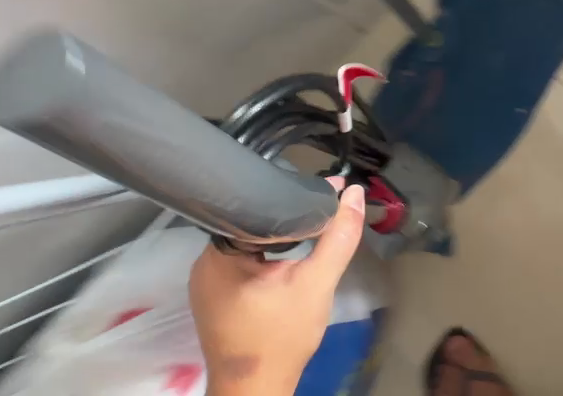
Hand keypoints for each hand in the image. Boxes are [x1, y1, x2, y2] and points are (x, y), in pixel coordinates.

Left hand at [188, 184, 365, 395]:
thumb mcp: (317, 283)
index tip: (332, 188)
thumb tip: (356, 193)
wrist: (256, 394)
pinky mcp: (215, 294)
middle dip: (295, 211)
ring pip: (253, 237)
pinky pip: (246, 256)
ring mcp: (207, 279)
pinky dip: (271, 249)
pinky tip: (294, 248)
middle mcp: (205, 261)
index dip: (301, 194)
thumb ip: (339, 236)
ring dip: (284, 231)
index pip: (262, 205)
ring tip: (317, 220)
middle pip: (257, 220)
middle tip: (329, 203)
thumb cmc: (282, 337)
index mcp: (220, 253)